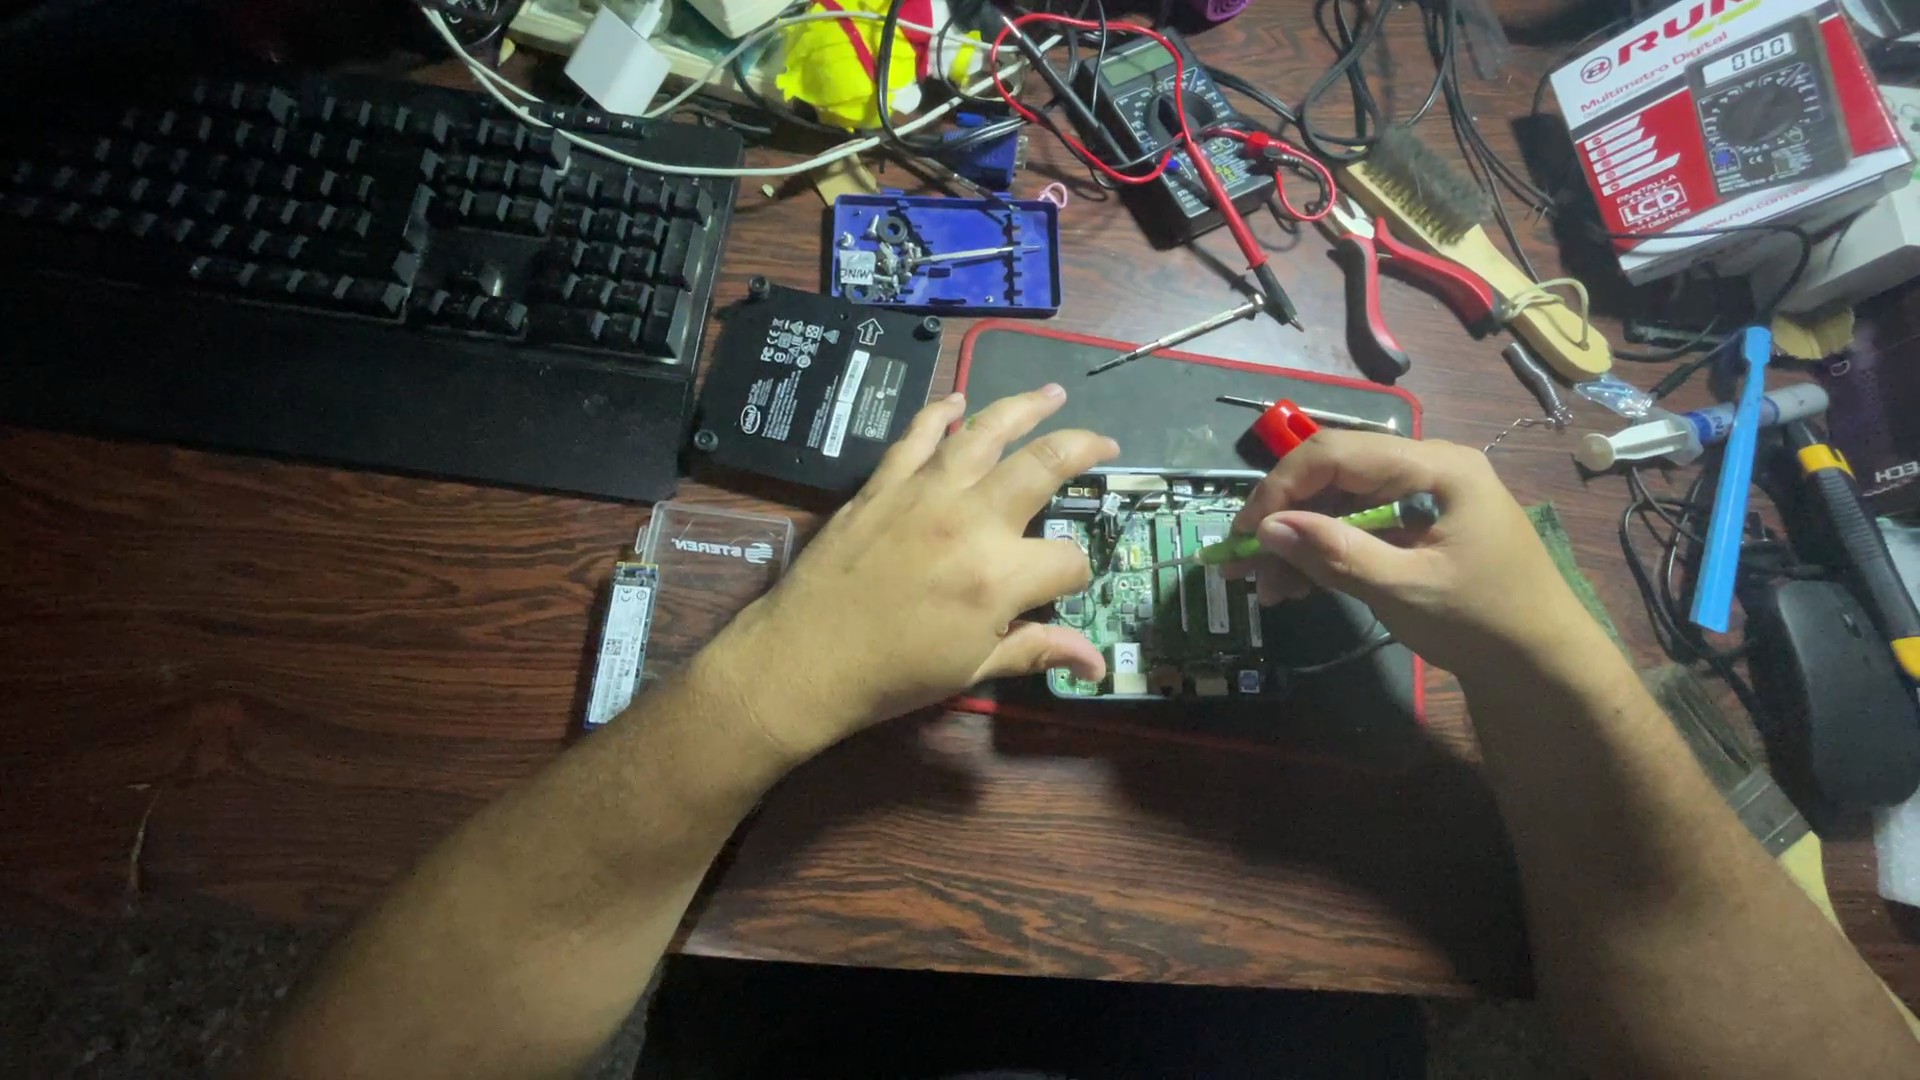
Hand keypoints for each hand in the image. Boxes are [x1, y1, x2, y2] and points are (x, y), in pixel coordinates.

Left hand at [704, 386, 1118, 759]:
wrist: (805, 658)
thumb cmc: (893, 674)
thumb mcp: (973, 669)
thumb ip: (1039, 651)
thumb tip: (1098, 665)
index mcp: (1000, 576)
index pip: (1068, 559)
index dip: (1077, 573)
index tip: (1065, 584)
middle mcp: (970, 520)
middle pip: (1044, 466)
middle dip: (1083, 448)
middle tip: (1104, 440)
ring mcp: (925, 493)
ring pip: (985, 432)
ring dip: (1024, 407)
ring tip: (1051, 393)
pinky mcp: (884, 483)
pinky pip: (918, 434)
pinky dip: (940, 412)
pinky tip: (958, 400)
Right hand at [1228, 433, 1604, 679]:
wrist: (1540, 664)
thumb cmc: (1483, 621)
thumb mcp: (1404, 588)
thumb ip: (1334, 553)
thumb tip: (1265, 529)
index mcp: (1435, 467)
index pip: (1335, 454)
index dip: (1280, 488)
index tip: (1245, 534)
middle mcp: (1421, 469)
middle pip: (1328, 477)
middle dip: (1281, 520)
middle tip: (1242, 564)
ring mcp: (1413, 496)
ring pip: (1331, 505)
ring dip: (1294, 544)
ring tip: (1265, 589)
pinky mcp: (1406, 524)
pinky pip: (1348, 527)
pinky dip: (1317, 555)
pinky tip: (1292, 588)